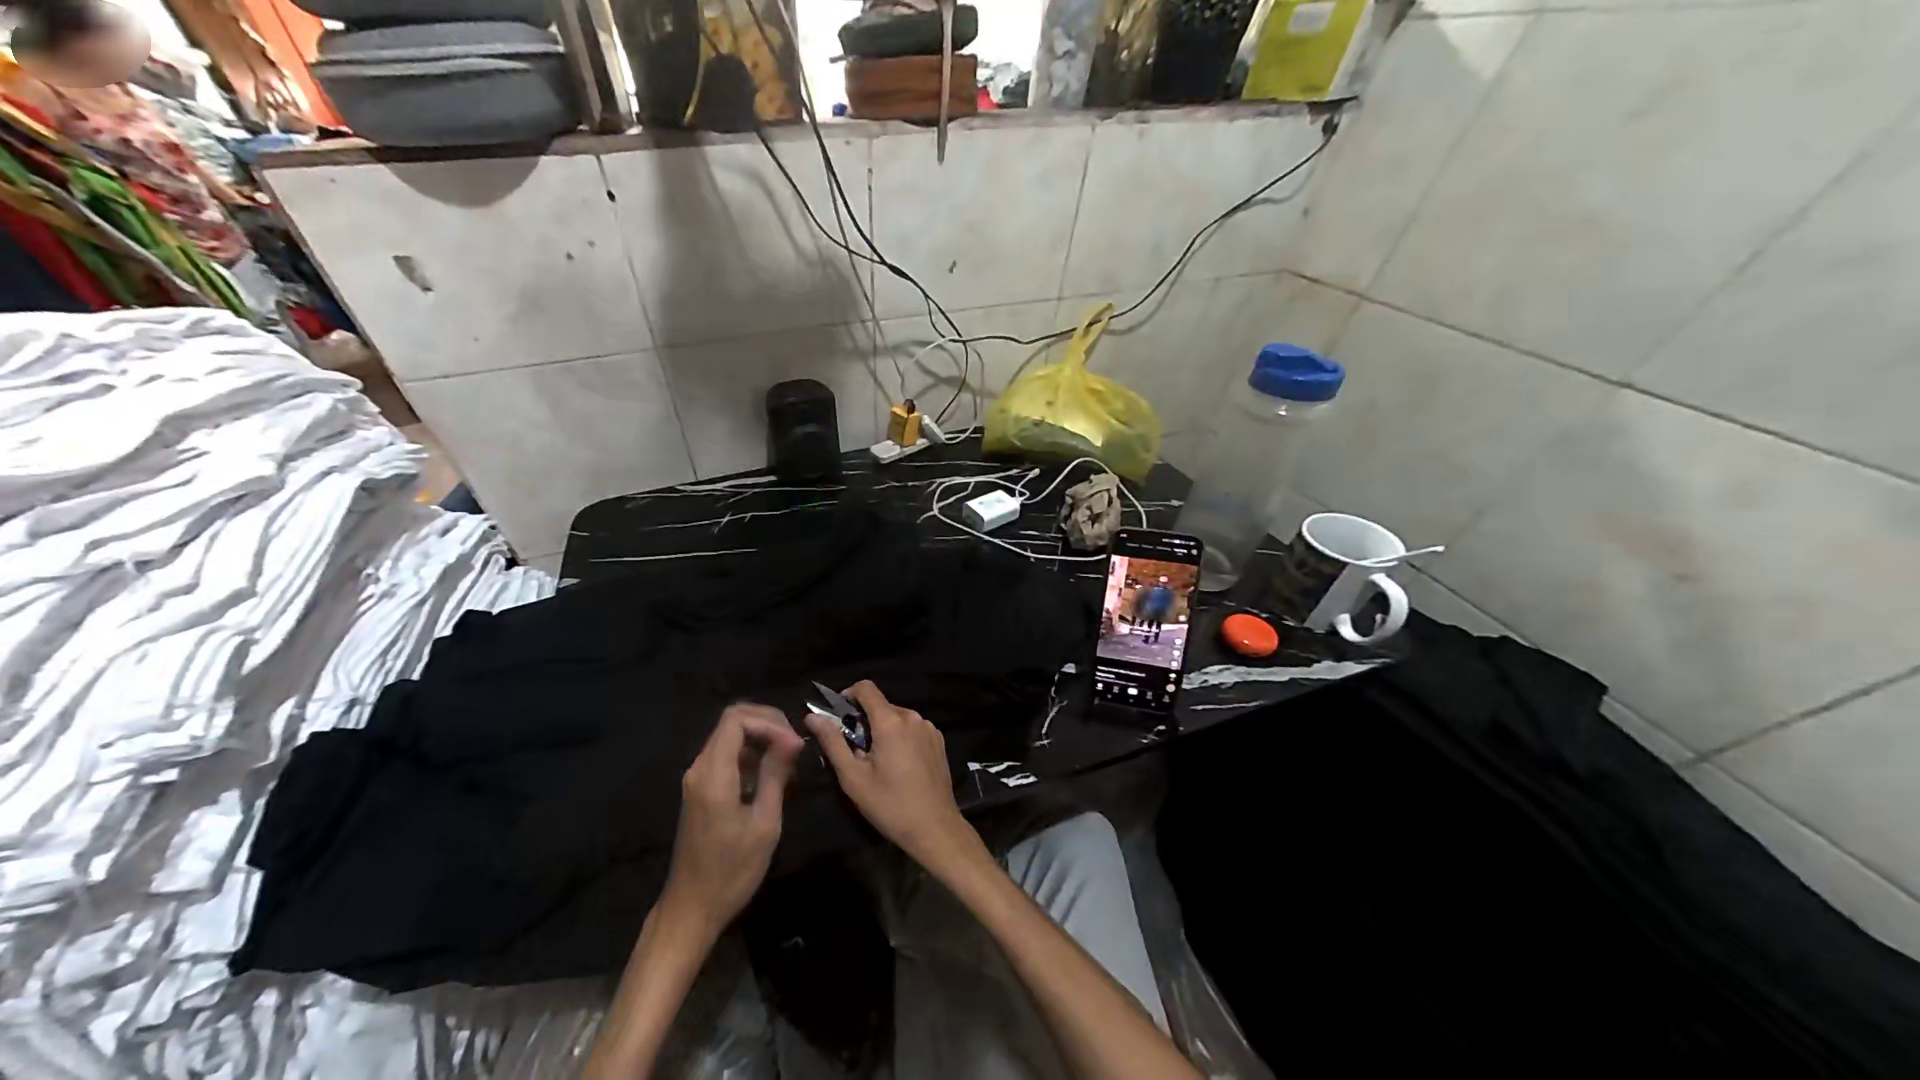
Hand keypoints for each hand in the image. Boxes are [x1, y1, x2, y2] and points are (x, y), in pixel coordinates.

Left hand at [659, 703, 803, 936]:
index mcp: (713, 773)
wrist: (692, 908)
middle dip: (769, 725)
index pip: (736, 719)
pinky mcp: (702, 791)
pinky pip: (728, 757)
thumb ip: (775, 775)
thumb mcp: (764, 823)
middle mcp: (700, 768)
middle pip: (733, 722)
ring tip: (790, 764)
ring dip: (763, 740)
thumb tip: (794, 739)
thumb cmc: (732, 870)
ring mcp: (698, 779)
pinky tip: (774, 777)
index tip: (794, 745)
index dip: (770, 722)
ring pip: (731, 738)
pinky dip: (753, 756)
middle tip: (796, 748)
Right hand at [805, 681, 984, 874]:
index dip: (848, 695)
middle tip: (854, 752)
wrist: (935, 828)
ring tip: (876, 763)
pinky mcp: (939, 741)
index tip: (838, 717)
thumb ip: (832, 742)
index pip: (866, 688)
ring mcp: (929, 728)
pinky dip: (900, 738)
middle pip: (881, 706)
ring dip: (883, 731)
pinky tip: (898, 766)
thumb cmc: (890, 804)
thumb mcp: (853, 777)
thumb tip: (813, 716)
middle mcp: (913, 717)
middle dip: (864, 722)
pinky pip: (912, 729)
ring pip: (897, 718)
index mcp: (891, 721)